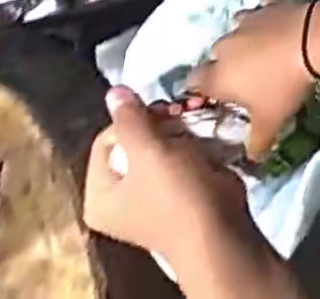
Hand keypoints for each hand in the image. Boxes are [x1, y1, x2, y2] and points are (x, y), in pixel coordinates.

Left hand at [82, 87, 262, 276]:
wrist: (218, 228)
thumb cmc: (176, 192)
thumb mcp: (149, 151)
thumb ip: (130, 119)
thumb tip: (112, 91)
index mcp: (101, 195)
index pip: (107, 139)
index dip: (133, 119)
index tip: (160, 112)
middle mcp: (121, 195)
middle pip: (132, 137)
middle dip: (159, 118)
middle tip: (181, 110)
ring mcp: (150, 191)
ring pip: (158, 140)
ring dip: (178, 121)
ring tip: (197, 109)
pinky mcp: (178, 185)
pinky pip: (176, 151)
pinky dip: (189, 134)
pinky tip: (204, 120)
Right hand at [189, 0, 318, 159]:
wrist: (312, 40)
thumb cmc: (284, 86)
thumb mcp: (271, 124)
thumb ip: (255, 145)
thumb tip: (251, 161)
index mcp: (218, 75)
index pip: (193, 82)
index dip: (199, 90)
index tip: (213, 98)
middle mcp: (226, 45)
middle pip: (215, 54)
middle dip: (224, 64)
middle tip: (244, 78)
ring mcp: (247, 19)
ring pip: (236, 28)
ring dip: (244, 38)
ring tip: (263, 50)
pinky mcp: (269, 3)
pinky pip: (262, 8)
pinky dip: (267, 15)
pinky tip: (278, 23)